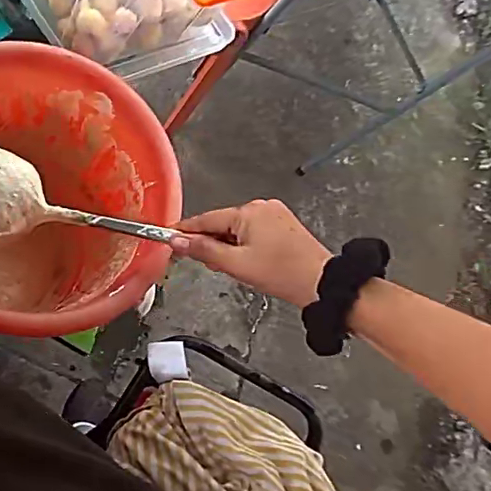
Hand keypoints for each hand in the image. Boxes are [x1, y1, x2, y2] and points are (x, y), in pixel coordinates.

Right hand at [167, 199, 332, 305]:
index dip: (184, 232)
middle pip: (219, 224)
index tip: (168, 238)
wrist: (322, 283)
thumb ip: (201, 250)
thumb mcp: (234, 264)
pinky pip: (249, 231)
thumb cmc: (283, 273)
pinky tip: (246, 260)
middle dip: (210, 243)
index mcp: (248, 212)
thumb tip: (176, 241)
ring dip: (226, 246)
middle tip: (211, 264)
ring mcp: (273, 214)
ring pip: (233, 229)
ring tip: (235, 266)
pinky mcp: (280, 224)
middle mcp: (261, 207)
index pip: (204, 220)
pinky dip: (241, 245)